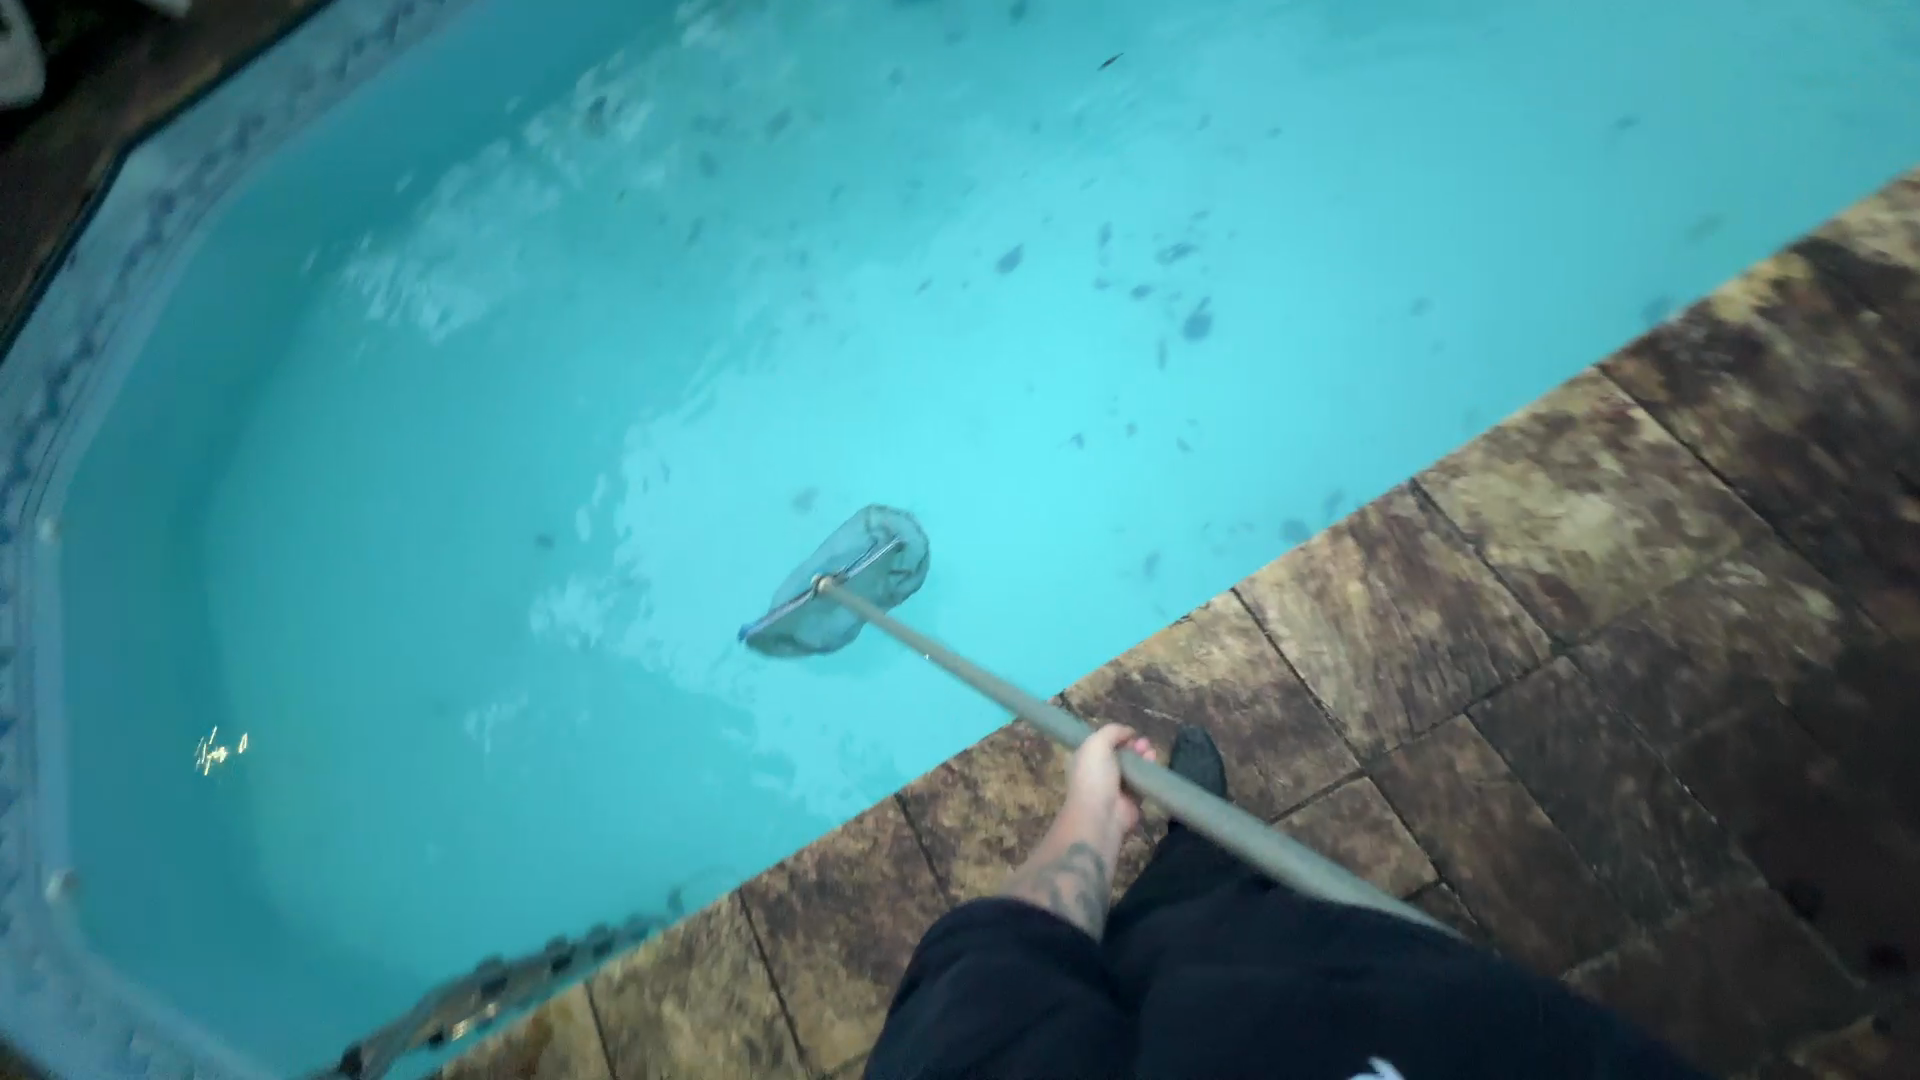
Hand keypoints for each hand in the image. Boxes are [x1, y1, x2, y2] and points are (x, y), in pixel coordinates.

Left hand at [1065, 724, 1156, 835]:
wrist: (1100, 814)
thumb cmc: (1094, 775)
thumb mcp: (1097, 743)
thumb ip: (1112, 731)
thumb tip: (1128, 731)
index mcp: (1085, 759)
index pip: (1101, 744)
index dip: (1115, 737)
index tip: (1129, 734)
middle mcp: (1099, 772)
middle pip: (1118, 754)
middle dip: (1131, 746)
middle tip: (1143, 742)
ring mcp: (1115, 787)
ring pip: (1132, 767)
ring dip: (1142, 756)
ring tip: (1150, 750)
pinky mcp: (1131, 800)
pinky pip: (1141, 782)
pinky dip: (1148, 771)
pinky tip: (1153, 761)